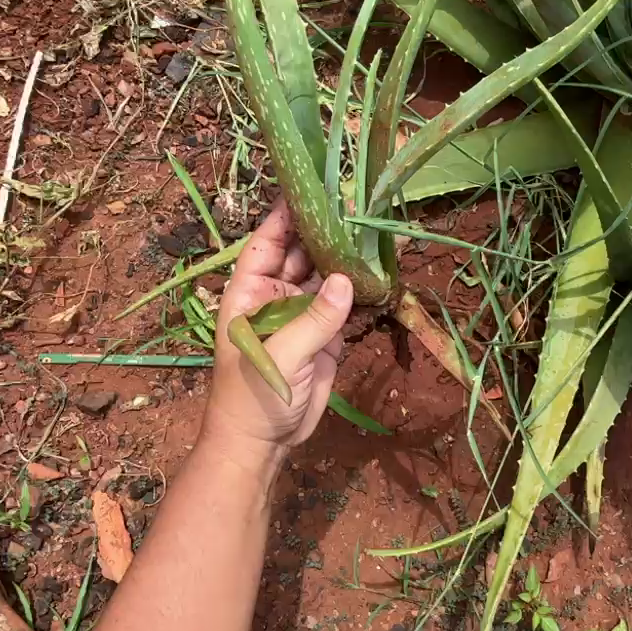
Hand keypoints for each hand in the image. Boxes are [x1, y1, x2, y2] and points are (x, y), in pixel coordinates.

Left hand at [205, 203, 353, 449]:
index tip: (311, 187)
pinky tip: (381, 271)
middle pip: (303, 254)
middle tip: (357, 204)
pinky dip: (362, 290)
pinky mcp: (327, 335)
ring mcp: (304, 315)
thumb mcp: (280, 356)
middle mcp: (277, 296)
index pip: (267, 243)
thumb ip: (314, 319)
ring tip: (375, 231)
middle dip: (326, 231)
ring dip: (348, 259)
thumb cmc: (252, 397)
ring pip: (328, 277)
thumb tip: (348, 280)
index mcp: (250, 292)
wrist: (264, 443)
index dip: (285, 215)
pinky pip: (345, 305)